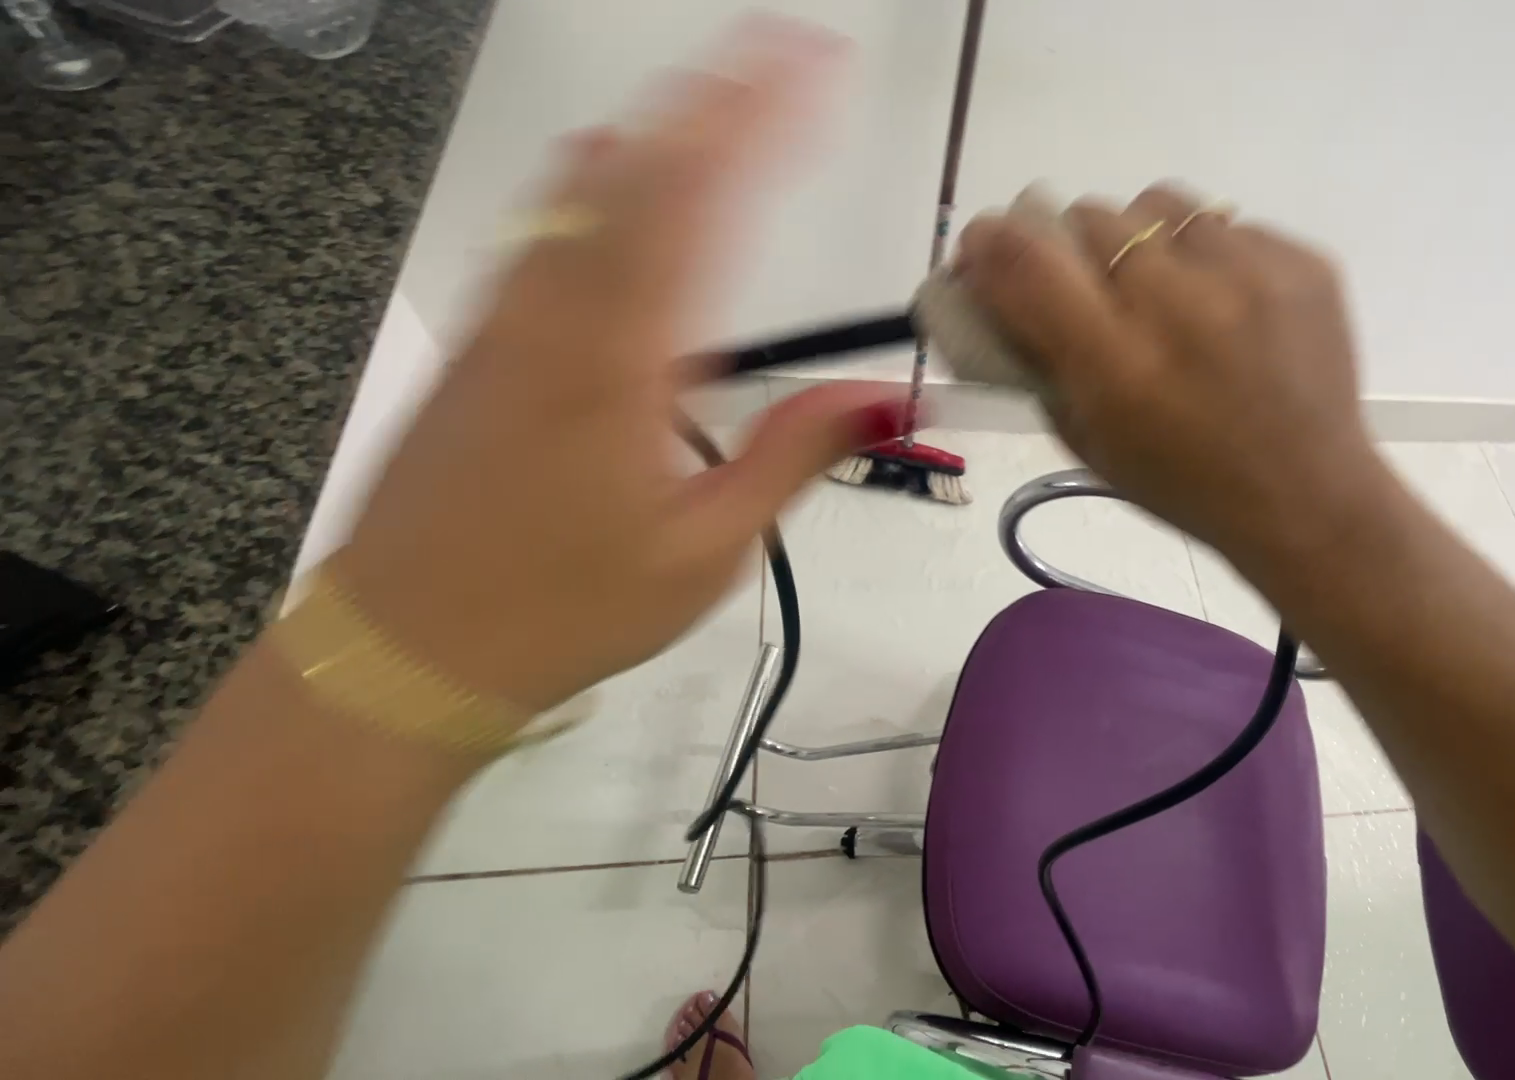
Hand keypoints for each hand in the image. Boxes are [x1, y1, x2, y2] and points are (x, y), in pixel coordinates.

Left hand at [334, 20, 906, 714]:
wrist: (409, 645)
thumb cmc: (570, 607)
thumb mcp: (710, 548)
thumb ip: (793, 456)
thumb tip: (881, 397)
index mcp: (619, 357)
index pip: (696, 201)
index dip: (759, 119)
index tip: (814, 69)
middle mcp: (553, 310)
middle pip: (637, 163)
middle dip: (721, 97)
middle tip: (790, 58)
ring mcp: (504, 317)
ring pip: (582, 185)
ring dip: (663, 129)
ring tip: (729, 101)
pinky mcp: (481, 339)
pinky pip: (544, 230)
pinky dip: (601, 180)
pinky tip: (624, 174)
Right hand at [956, 185, 1391, 568]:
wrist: (1304, 496)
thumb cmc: (1180, 484)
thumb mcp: (1087, 442)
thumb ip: (1039, 362)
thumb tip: (998, 288)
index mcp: (1117, 366)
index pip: (1027, 262)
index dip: (988, 242)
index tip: (980, 245)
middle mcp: (1179, 306)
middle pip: (1090, 216)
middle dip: (1071, 246)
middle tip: (1086, 286)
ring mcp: (1249, 275)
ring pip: (1157, 203)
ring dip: (1141, 240)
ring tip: (1162, 290)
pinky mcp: (1301, 261)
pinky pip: (1224, 224)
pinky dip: (1205, 257)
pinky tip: (1223, 308)